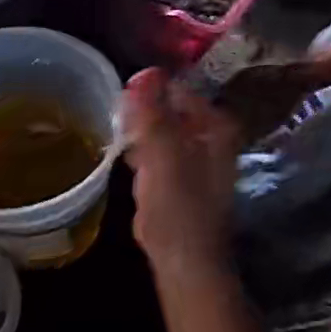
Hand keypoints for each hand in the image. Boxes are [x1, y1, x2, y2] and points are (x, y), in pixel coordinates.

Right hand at [121, 69, 238, 267]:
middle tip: (115, 124)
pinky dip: (144, 156)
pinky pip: (159, 155)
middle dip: (141, 116)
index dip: (146, 92)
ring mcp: (198, 161)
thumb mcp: (162, 154)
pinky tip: (129, 163)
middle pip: (169, 111)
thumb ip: (152, 112)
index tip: (118, 103)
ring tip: (118, 142)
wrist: (185, 260)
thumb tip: (144, 71)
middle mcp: (212, 139)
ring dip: (140, 136)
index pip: (176, 90)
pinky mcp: (182, 181)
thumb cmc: (177, 206)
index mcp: (215, 127)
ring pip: (162, 134)